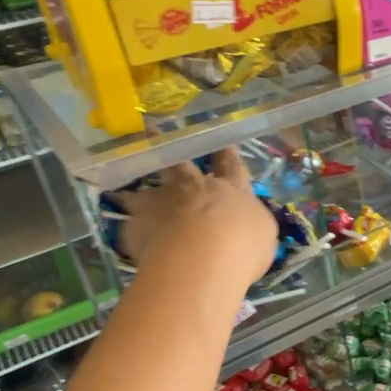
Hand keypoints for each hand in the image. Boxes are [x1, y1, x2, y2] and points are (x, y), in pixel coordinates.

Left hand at [119, 147, 275, 292]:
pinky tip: (129, 233)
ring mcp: (162, 203)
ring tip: (128, 193)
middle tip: (155, 131)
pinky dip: (132, 227)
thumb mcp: (263, 233)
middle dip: (171, 148)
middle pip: (181, 165)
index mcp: (230, 190)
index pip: (230, 167)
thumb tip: (247, 219)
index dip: (226, 155)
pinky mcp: (137, 225)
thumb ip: (252, 222)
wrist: (200, 260)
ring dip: (140, 193)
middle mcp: (194, 189)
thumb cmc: (242, 246)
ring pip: (147, 191)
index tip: (222, 144)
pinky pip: (131, 224)